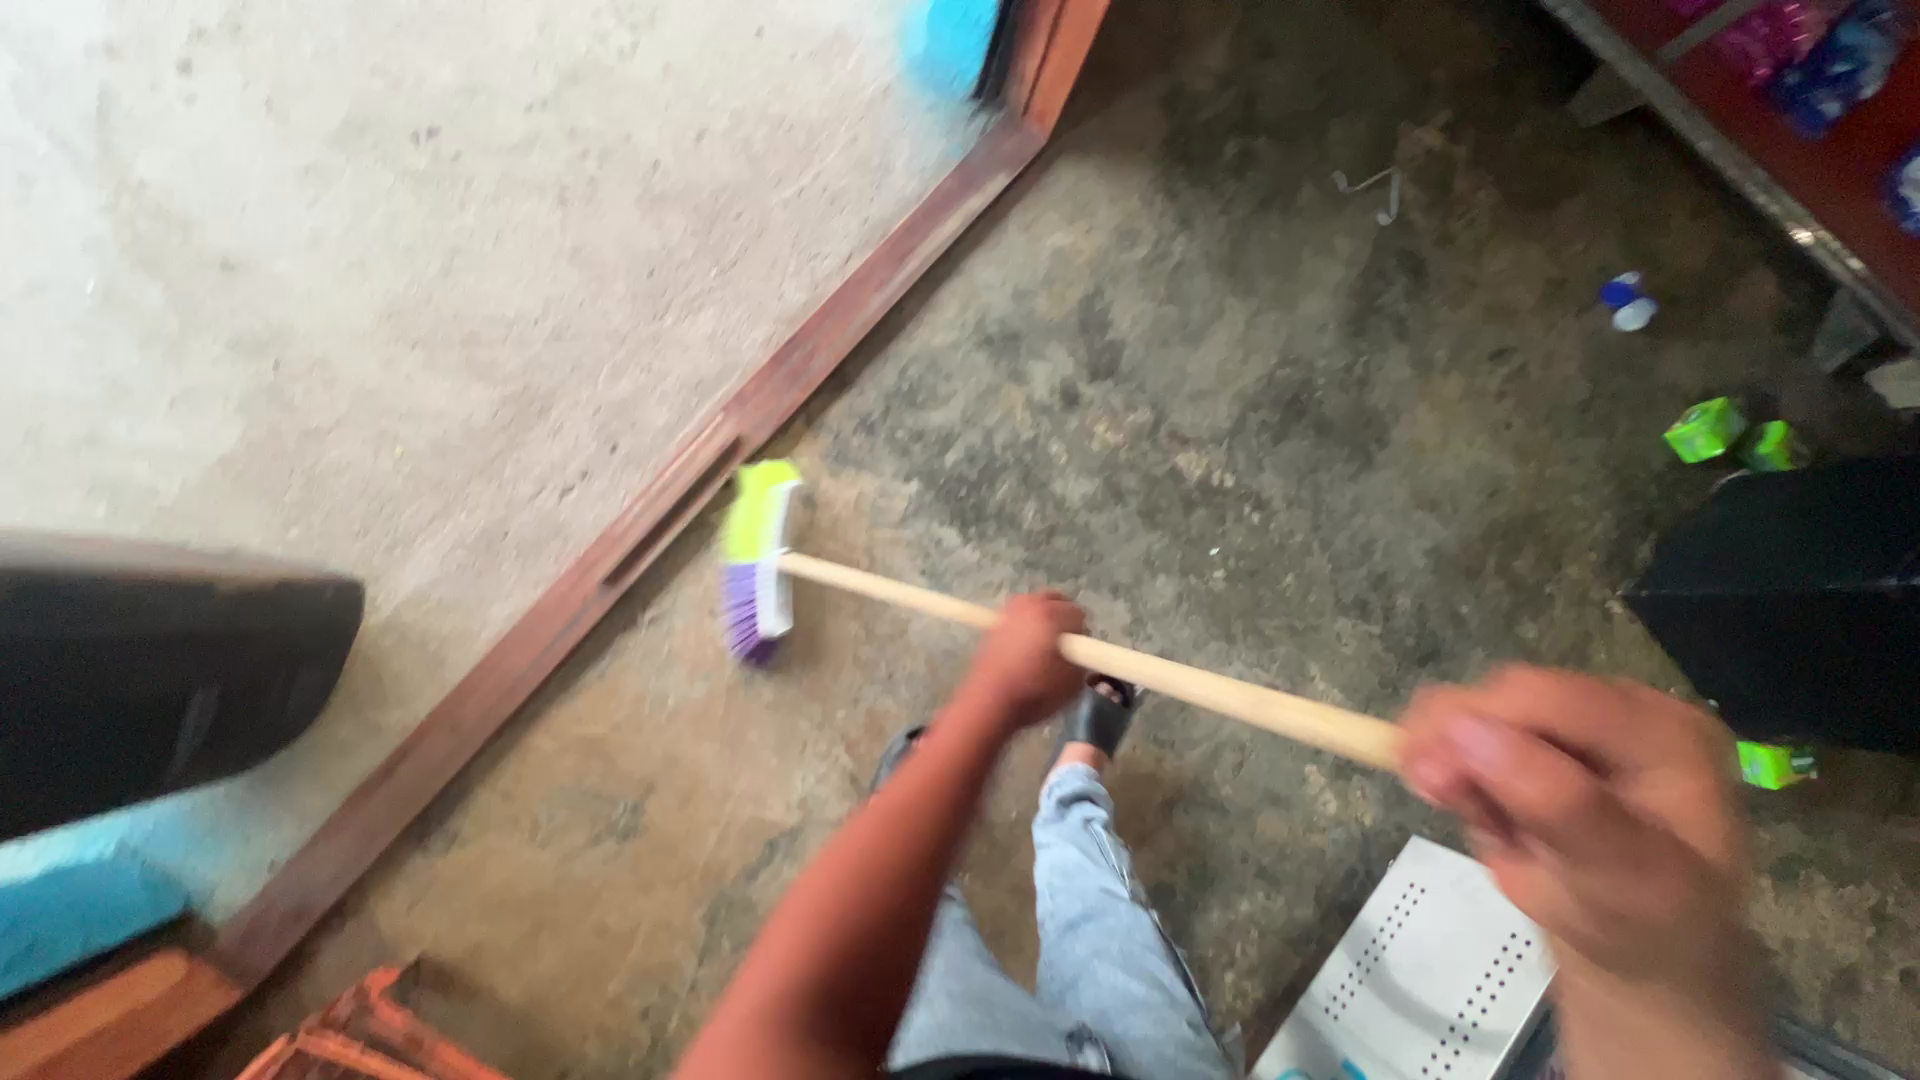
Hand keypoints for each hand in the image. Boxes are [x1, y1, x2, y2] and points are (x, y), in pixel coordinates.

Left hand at [955, 591, 1087, 730]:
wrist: (990, 701)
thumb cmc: (1035, 693)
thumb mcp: (1073, 683)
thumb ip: (1083, 661)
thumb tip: (1081, 654)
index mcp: (1052, 616)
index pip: (1079, 613)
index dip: (1082, 633)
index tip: (1080, 650)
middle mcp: (1030, 605)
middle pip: (1056, 598)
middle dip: (1064, 615)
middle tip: (1065, 641)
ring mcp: (1009, 611)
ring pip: (1034, 603)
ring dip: (1043, 615)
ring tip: (1045, 642)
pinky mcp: (994, 623)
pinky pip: (1017, 614)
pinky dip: (1025, 622)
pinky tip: (1025, 644)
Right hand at [1397, 665, 1749, 996]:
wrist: (1631, 938)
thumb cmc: (1644, 920)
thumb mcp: (1618, 878)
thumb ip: (1555, 804)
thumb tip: (1466, 731)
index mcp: (1661, 731)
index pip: (1550, 698)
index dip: (1477, 723)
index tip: (1429, 782)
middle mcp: (1613, 705)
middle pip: (1501, 694)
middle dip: (1453, 742)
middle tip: (1434, 799)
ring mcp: (1565, 713)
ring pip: (1466, 702)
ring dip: (1442, 753)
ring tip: (1459, 808)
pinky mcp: (1522, 725)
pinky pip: (1454, 720)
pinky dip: (1440, 757)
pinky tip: (1462, 796)